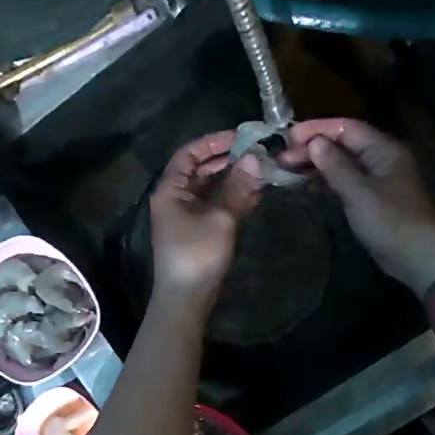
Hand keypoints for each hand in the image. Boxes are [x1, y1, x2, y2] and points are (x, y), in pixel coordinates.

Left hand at [149, 132, 263, 316]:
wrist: (186, 297)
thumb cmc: (197, 254)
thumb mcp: (220, 218)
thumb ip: (238, 187)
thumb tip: (254, 158)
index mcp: (170, 190)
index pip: (188, 154)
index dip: (213, 142)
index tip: (242, 136)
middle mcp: (175, 198)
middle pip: (202, 169)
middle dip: (230, 159)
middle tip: (261, 152)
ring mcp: (187, 214)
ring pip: (212, 187)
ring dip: (236, 178)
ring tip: (264, 169)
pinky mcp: (199, 229)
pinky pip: (217, 204)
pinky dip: (235, 196)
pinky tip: (258, 191)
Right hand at [276, 118, 434, 294]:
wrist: (415, 254)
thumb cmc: (389, 220)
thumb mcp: (358, 191)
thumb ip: (335, 166)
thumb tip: (313, 142)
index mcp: (383, 150)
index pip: (346, 128)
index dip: (316, 129)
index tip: (286, 137)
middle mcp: (379, 158)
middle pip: (341, 143)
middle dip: (311, 147)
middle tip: (279, 159)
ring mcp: (374, 178)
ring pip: (339, 161)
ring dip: (313, 163)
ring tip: (285, 169)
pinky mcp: (367, 196)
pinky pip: (341, 179)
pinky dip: (321, 179)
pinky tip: (303, 184)